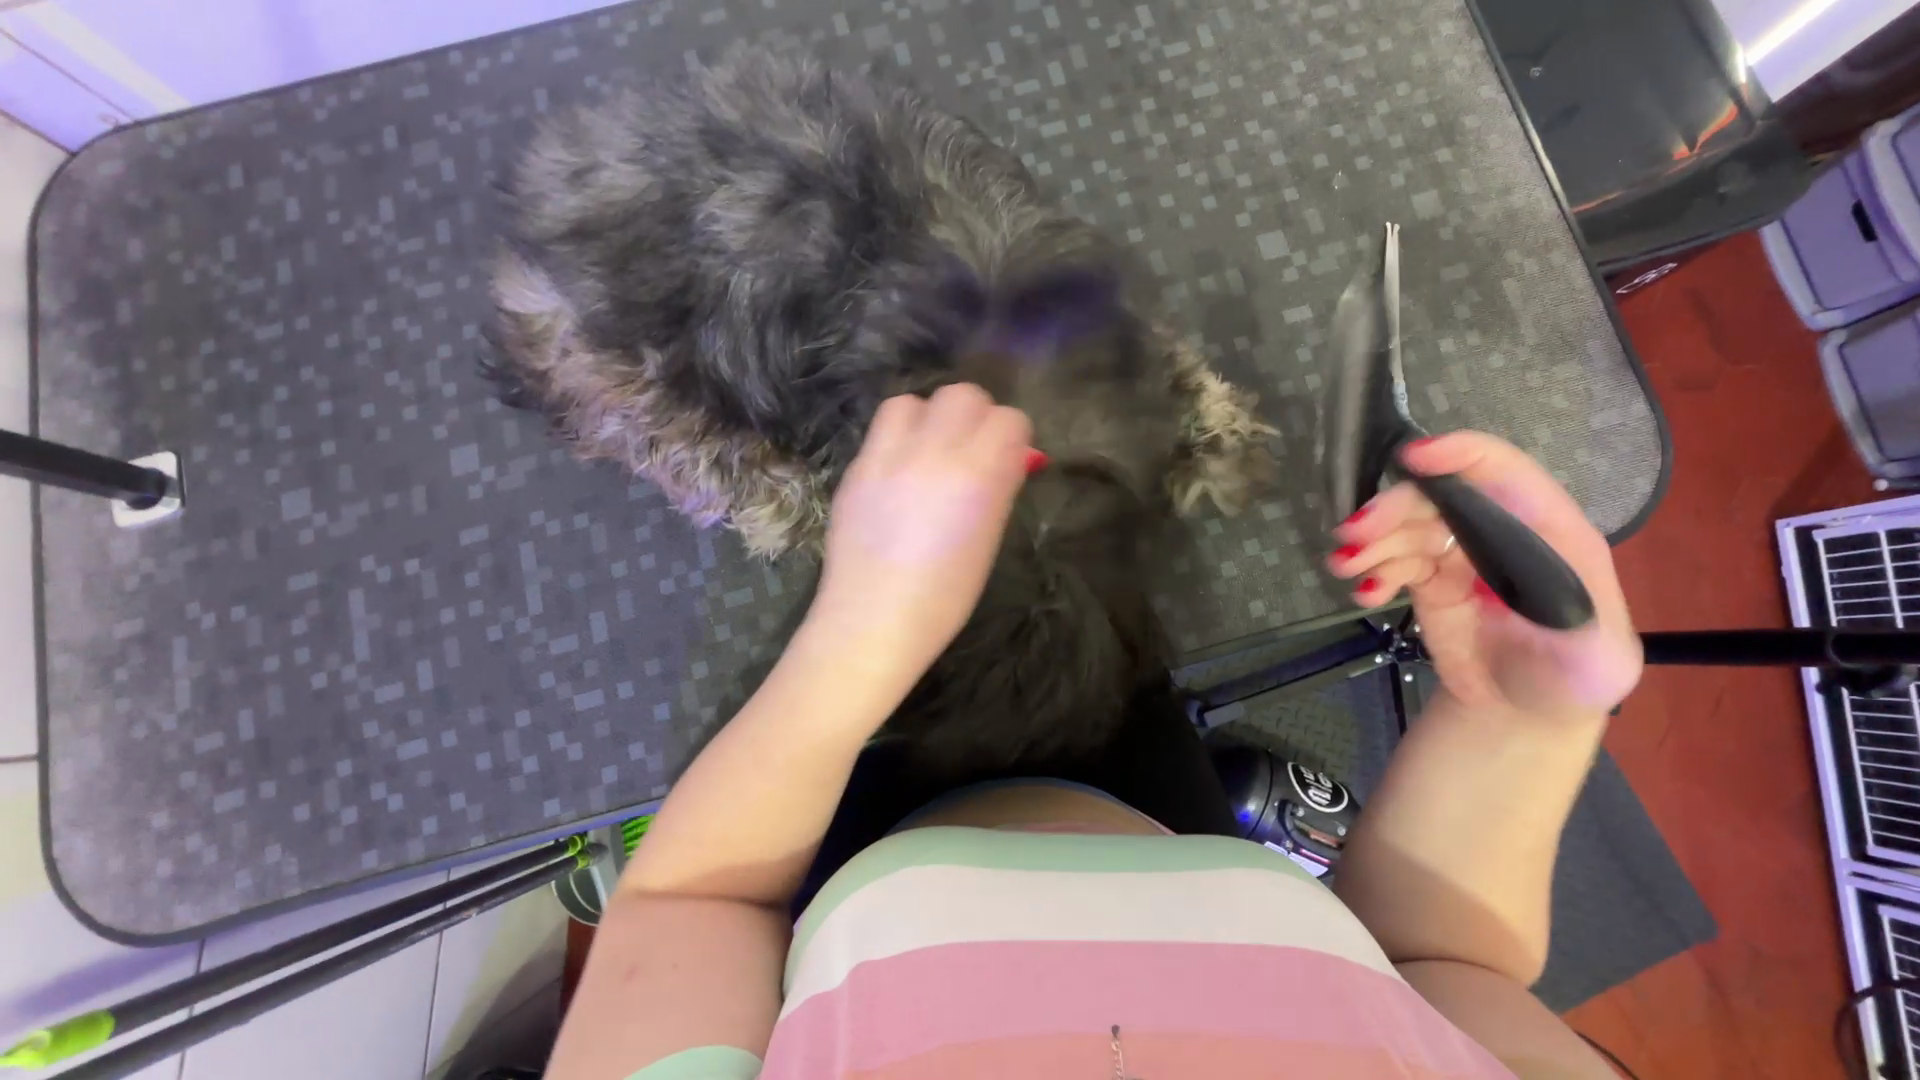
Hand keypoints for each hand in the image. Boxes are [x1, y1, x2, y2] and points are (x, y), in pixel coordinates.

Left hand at [802, 384, 1033, 700]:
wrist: (873, 621)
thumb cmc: (944, 598)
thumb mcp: (987, 539)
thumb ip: (998, 487)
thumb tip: (1008, 458)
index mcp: (978, 476)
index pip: (1009, 419)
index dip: (1015, 435)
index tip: (1011, 455)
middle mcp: (933, 454)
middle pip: (962, 395)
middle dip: (975, 415)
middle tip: (972, 447)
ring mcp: (887, 457)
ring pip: (913, 401)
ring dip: (928, 418)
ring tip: (929, 450)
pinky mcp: (856, 468)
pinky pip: (881, 431)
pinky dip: (897, 440)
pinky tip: (900, 472)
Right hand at [1326, 431, 1641, 715]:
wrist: (1524, 709)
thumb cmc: (1570, 677)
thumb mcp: (1594, 657)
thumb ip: (1575, 618)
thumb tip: (1532, 576)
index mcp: (1548, 530)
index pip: (1506, 474)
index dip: (1461, 456)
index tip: (1412, 457)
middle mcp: (1499, 531)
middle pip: (1440, 498)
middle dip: (1392, 508)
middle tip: (1352, 534)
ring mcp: (1459, 554)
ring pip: (1408, 527)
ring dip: (1371, 542)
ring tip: (1344, 568)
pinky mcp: (1428, 578)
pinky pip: (1392, 562)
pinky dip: (1372, 574)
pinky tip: (1365, 595)